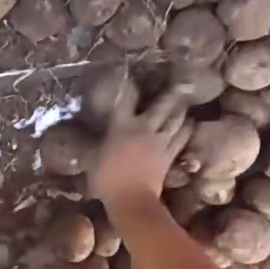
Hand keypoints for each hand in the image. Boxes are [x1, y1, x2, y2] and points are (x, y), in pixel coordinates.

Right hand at [89, 86, 191, 214]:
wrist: (132, 201)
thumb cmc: (107, 181)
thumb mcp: (91, 161)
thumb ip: (89, 148)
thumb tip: (80, 141)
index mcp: (122, 126)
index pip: (123, 98)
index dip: (125, 82)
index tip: (125, 67)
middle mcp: (144, 128)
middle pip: (161, 104)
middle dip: (169, 91)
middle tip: (178, 79)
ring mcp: (160, 141)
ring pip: (175, 119)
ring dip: (179, 108)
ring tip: (184, 100)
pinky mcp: (169, 155)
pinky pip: (181, 138)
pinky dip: (186, 130)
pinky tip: (189, 124)